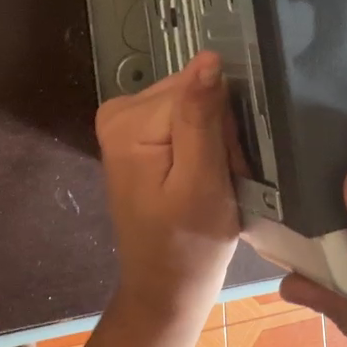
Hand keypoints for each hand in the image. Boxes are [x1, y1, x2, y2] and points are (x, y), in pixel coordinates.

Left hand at [94, 52, 240, 317]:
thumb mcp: (202, 182)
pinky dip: (203, 142)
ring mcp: (124, 120)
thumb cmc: (189, 245)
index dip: (222, 127)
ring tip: (212, 180)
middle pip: (192, 92)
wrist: (166, 288)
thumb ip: (202, 118)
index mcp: (127, 120)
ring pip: (193, 102)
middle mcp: (118, 110)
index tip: (227, 168)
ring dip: (213, 138)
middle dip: (218, 131)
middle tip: (221, 178)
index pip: (196, 91)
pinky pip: (185, 115)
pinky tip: (202, 173)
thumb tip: (208, 58)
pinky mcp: (137, 132)